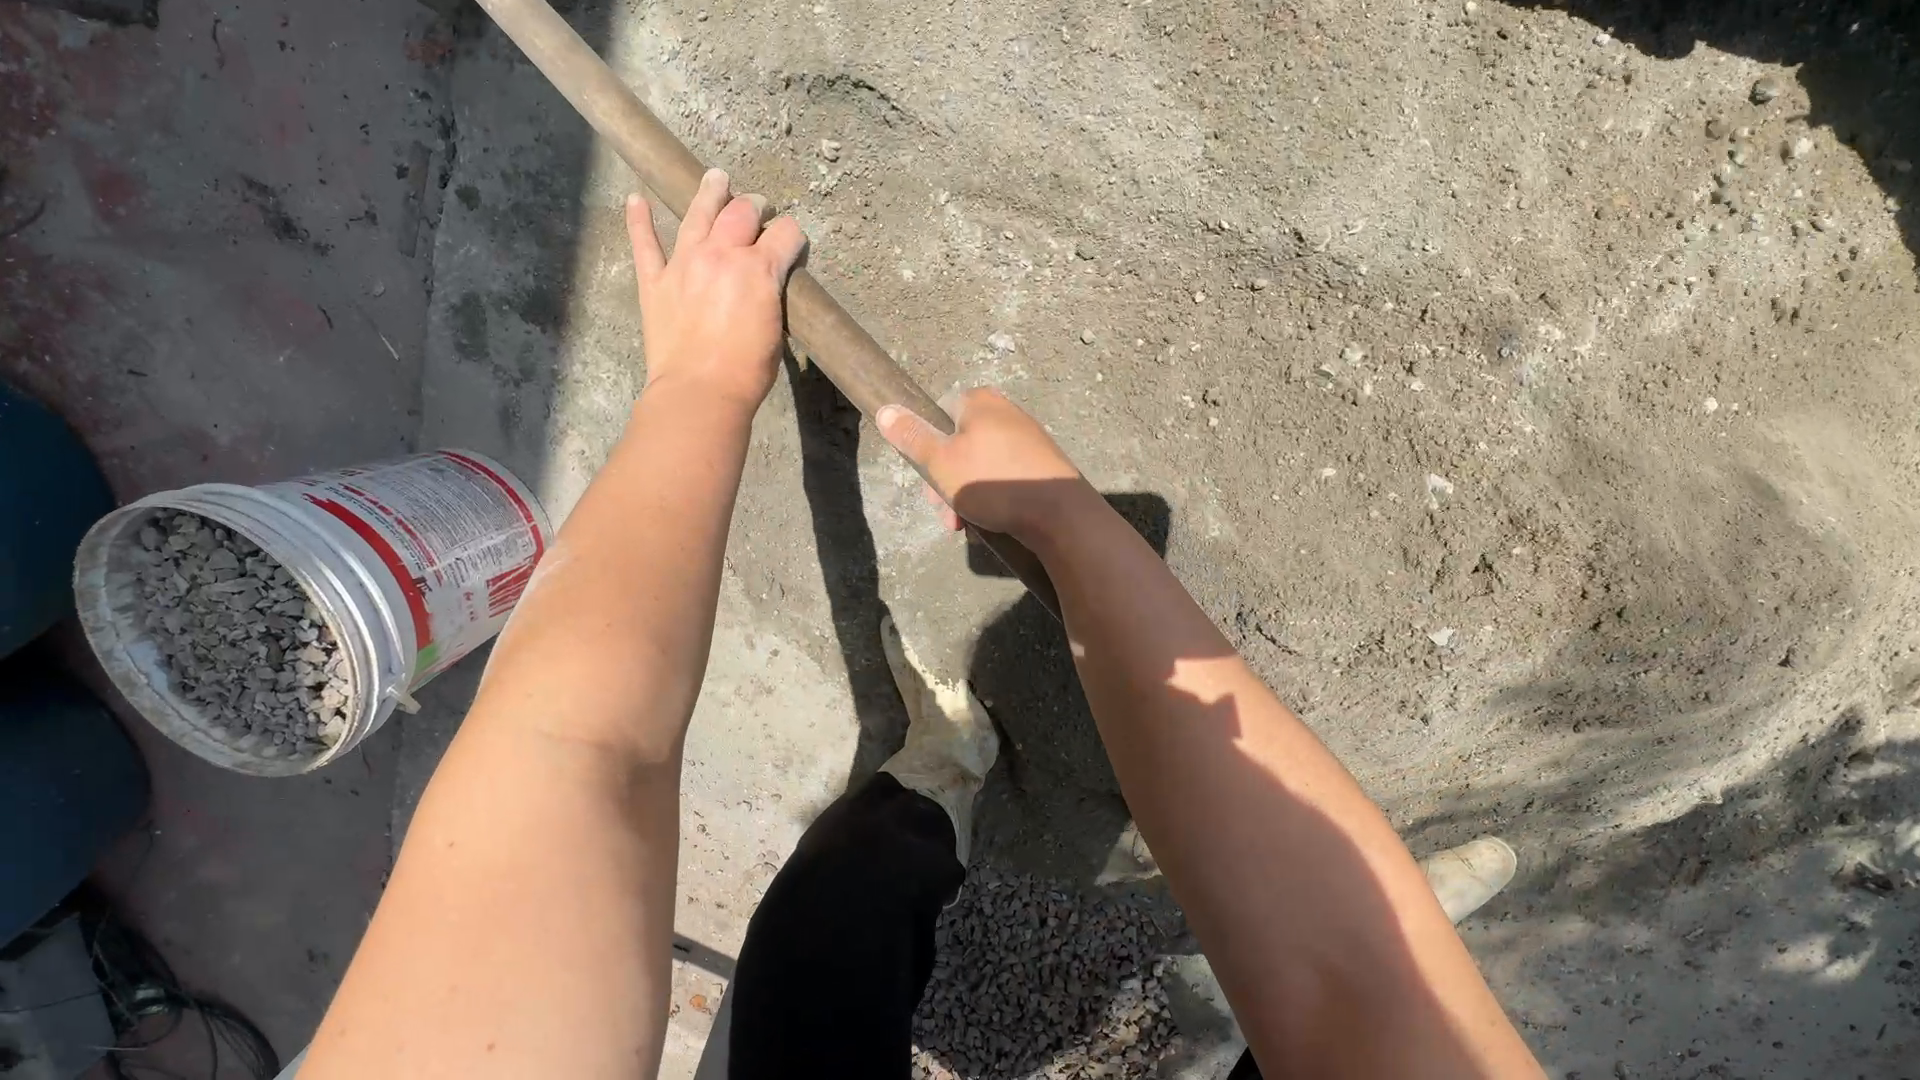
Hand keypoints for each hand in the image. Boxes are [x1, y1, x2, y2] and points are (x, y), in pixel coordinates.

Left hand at [627, 169, 807, 412]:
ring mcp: (684, 264)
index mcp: (759, 269)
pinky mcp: (655, 281)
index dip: (792, 233)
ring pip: (697, 214)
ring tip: (716, 178)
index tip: (793, 239)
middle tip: (758, 206)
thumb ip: (771, 295)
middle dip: (754, 207)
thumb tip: (767, 283)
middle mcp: (722, 255)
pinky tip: (635, 201)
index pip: (784, 233)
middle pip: (741, 213)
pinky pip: (645, 243)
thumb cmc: (747, 371)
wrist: (700, 391)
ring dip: (709, 193)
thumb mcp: (776, 329)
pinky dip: (639, 221)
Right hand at [876, 388, 1090, 541]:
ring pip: (978, 467)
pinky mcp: (1040, 467)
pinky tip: (988, 524)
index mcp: (979, 402)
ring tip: (965, 526)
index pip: (937, 413)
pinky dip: (990, 500)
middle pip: (957, 445)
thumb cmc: (993, 482)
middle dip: (944, 483)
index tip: (926, 478)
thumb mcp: (940, 461)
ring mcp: (1025, 440)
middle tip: (945, 513)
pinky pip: (1002, 479)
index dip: (925, 446)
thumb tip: (886, 409)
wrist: (1060, 515)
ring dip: (964, 498)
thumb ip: (912, 437)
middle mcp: (1004, 413)